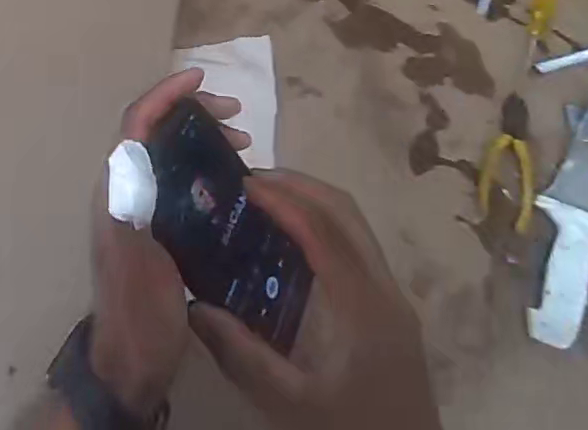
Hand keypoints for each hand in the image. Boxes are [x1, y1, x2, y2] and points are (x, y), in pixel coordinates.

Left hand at [88, 67, 248, 417]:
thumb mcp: (132, 255)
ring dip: (203, 133)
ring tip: (242, 139)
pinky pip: (183, 173)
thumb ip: (129, 204)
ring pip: (172, 148)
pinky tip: (234, 173)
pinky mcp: (161, 221)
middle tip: (236, 115)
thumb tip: (131, 148)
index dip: (166, 93)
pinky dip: (207, 161)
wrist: (133, 361)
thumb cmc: (136, 307)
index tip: (201, 78)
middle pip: (157, 127)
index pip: (137, 120)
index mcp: (119, 184)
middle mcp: (128, 184)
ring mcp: (145, 202)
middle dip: (194, 109)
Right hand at [189, 171, 441, 429]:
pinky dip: (327, 221)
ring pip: (356, 222)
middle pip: (345, 211)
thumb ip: (242, 355)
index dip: (283, 199)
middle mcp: (384, 286)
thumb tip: (194, 307)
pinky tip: (298, 235)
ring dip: (315, 198)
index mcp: (361, 305)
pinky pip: (359, 242)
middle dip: (299, 184)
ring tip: (271, 196)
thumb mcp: (288, 405)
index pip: (321, 230)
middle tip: (255, 181)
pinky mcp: (392, 302)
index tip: (246, 183)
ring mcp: (393, 292)